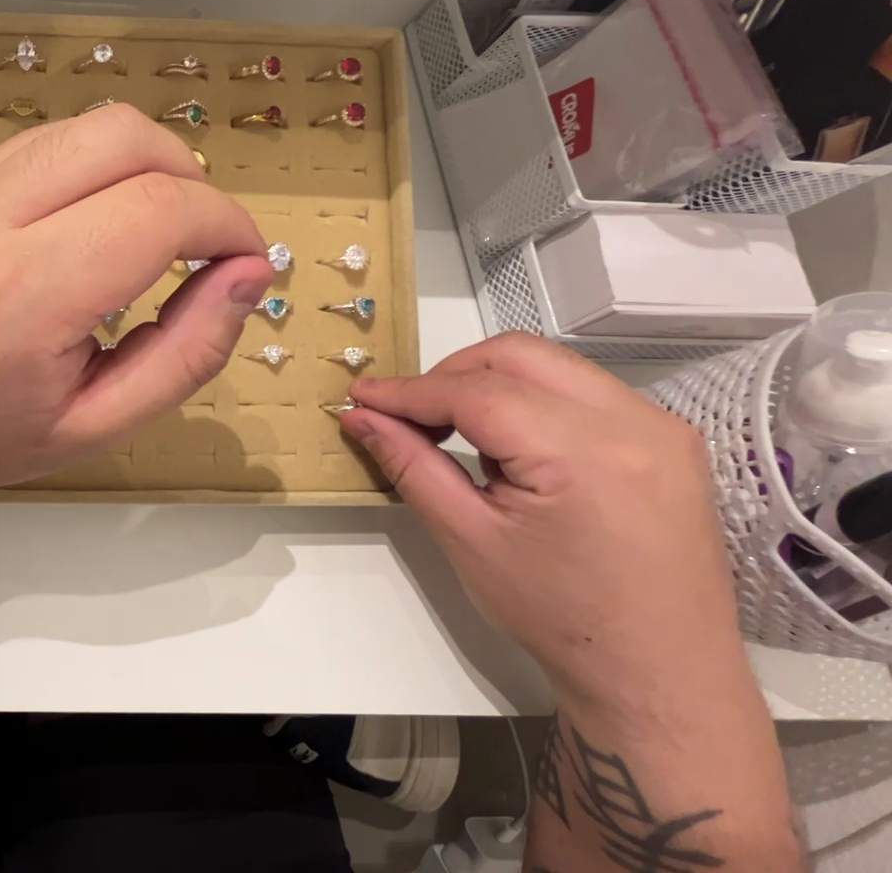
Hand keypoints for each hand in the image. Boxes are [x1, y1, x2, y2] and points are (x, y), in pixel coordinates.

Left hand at [0, 105, 273, 513]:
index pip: (158, 209)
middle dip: (189, 178)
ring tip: (148, 231)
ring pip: (80, 128)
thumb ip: (190, 353)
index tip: (242, 263)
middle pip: (122, 137)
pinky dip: (87, 168)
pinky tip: (89, 223)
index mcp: (23, 294)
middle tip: (198, 241)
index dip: (226, 225)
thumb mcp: (102, 424)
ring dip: (139, 165)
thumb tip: (248, 274)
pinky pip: (38, 146)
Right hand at [339, 333, 748, 717]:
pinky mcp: (668, 440)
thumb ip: (410, 464)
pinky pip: (581, 389)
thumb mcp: (466, 537)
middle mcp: (634, 423)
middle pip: (517, 355)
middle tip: (407, 416)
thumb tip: (360, 416)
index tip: (358, 397)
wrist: (658, 672)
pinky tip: (510, 448)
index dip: (408, 390)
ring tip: (456, 435)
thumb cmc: (555, 613)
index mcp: (583, 454)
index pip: (476, 391)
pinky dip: (528, 399)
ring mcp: (661, 427)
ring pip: (550, 365)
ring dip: (488, 383)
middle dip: (448, 375)